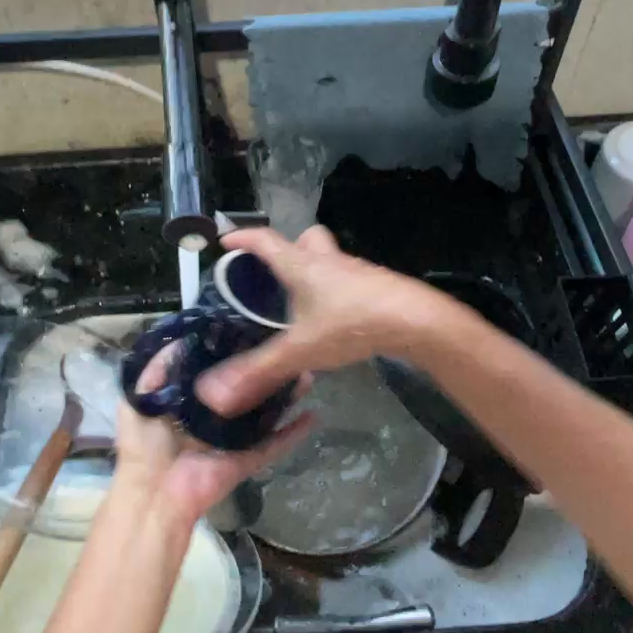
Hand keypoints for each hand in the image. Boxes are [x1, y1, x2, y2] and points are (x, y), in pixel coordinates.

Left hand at [112, 354, 313, 527]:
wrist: (155, 493)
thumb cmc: (145, 444)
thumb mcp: (139, 399)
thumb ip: (156, 369)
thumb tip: (182, 338)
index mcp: (190, 402)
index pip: (218, 372)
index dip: (234, 353)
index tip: (253, 330)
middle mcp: (216, 417)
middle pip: (248, 389)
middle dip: (266, 371)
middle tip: (286, 347)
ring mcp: (235, 439)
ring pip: (267, 412)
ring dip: (286, 395)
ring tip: (307, 373)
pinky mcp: (248, 458)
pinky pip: (275, 444)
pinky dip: (294, 432)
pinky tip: (314, 414)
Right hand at [196, 225, 456, 416]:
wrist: (416, 321)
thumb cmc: (353, 323)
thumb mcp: (301, 350)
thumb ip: (261, 371)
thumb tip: (216, 394)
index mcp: (303, 266)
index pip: (266, 241)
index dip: (243, 238)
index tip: (227, 242)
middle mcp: (329, 262)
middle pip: (307, 240)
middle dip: (290, 249)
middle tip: (275, 271)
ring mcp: (357, 274)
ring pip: (331, 261)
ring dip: (315, 273)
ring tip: (301, 304)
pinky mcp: (377, 289)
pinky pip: (349, 283)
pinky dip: (337, 295)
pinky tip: (335, 322)